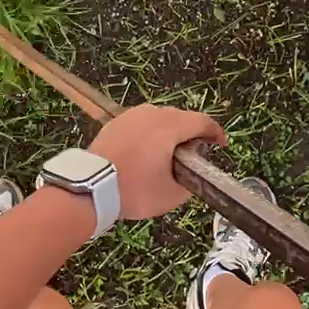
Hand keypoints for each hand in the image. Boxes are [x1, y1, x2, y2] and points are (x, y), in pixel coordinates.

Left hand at [86, 104, 225, 220]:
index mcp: (169, 126)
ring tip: (170, 153)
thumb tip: (191, 174)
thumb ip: (190, 181)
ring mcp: (131, 115)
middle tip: (195, 154)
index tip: (219, 145)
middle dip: (192, 133)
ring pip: (160, 118)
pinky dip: (151, 134)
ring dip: (170, 132)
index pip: (202, 121)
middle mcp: (151, 113)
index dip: (215, 133)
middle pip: (181, 117)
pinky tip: (147, 152)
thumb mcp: (171, 194)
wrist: (89, 186)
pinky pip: (142, 124)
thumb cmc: (134, 190)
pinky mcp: (116, 122)